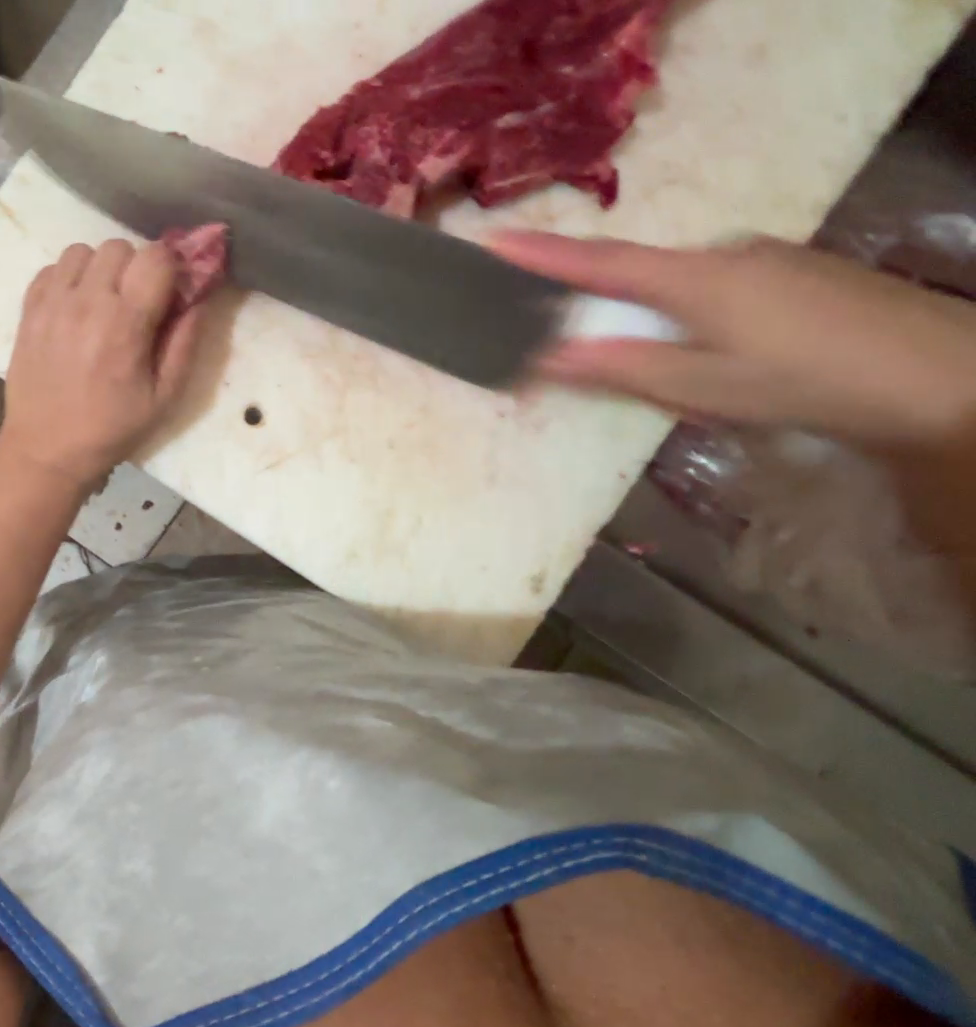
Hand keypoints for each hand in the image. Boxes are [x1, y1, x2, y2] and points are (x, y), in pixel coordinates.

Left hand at [0, 239, 202, 489]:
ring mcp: (51, 304)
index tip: (169, 291)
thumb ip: (185, 343)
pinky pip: (51, 268)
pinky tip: (74, 307)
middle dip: (135, 267)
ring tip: (101, 301)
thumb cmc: (110, 429)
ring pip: (82, 250)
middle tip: (135, 301)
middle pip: (119, 246)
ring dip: (98, 268)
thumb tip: (198, 298)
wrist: (46, 450)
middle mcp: (86, 303)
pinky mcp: (28, 312)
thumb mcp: (163, 398)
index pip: (156, 257)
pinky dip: (67, 278)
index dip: (170, 268)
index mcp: (124, 324)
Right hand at [490, 230, 975, 451]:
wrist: (941, 377)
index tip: (494, 240)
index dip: (543, 255)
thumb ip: (620, 369)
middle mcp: (727, 256)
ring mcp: (767, 260)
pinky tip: (720, 355)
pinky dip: (692, 314)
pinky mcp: (797, 274)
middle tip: (575, 341)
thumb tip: (545, 356)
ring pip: (682, 285)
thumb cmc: (805, 382)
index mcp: (695, 280)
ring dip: (653, 316)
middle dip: (599, 300)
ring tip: (668, 368)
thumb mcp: (701, 388)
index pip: (600, 263)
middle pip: (638, 273)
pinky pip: (717, 287)